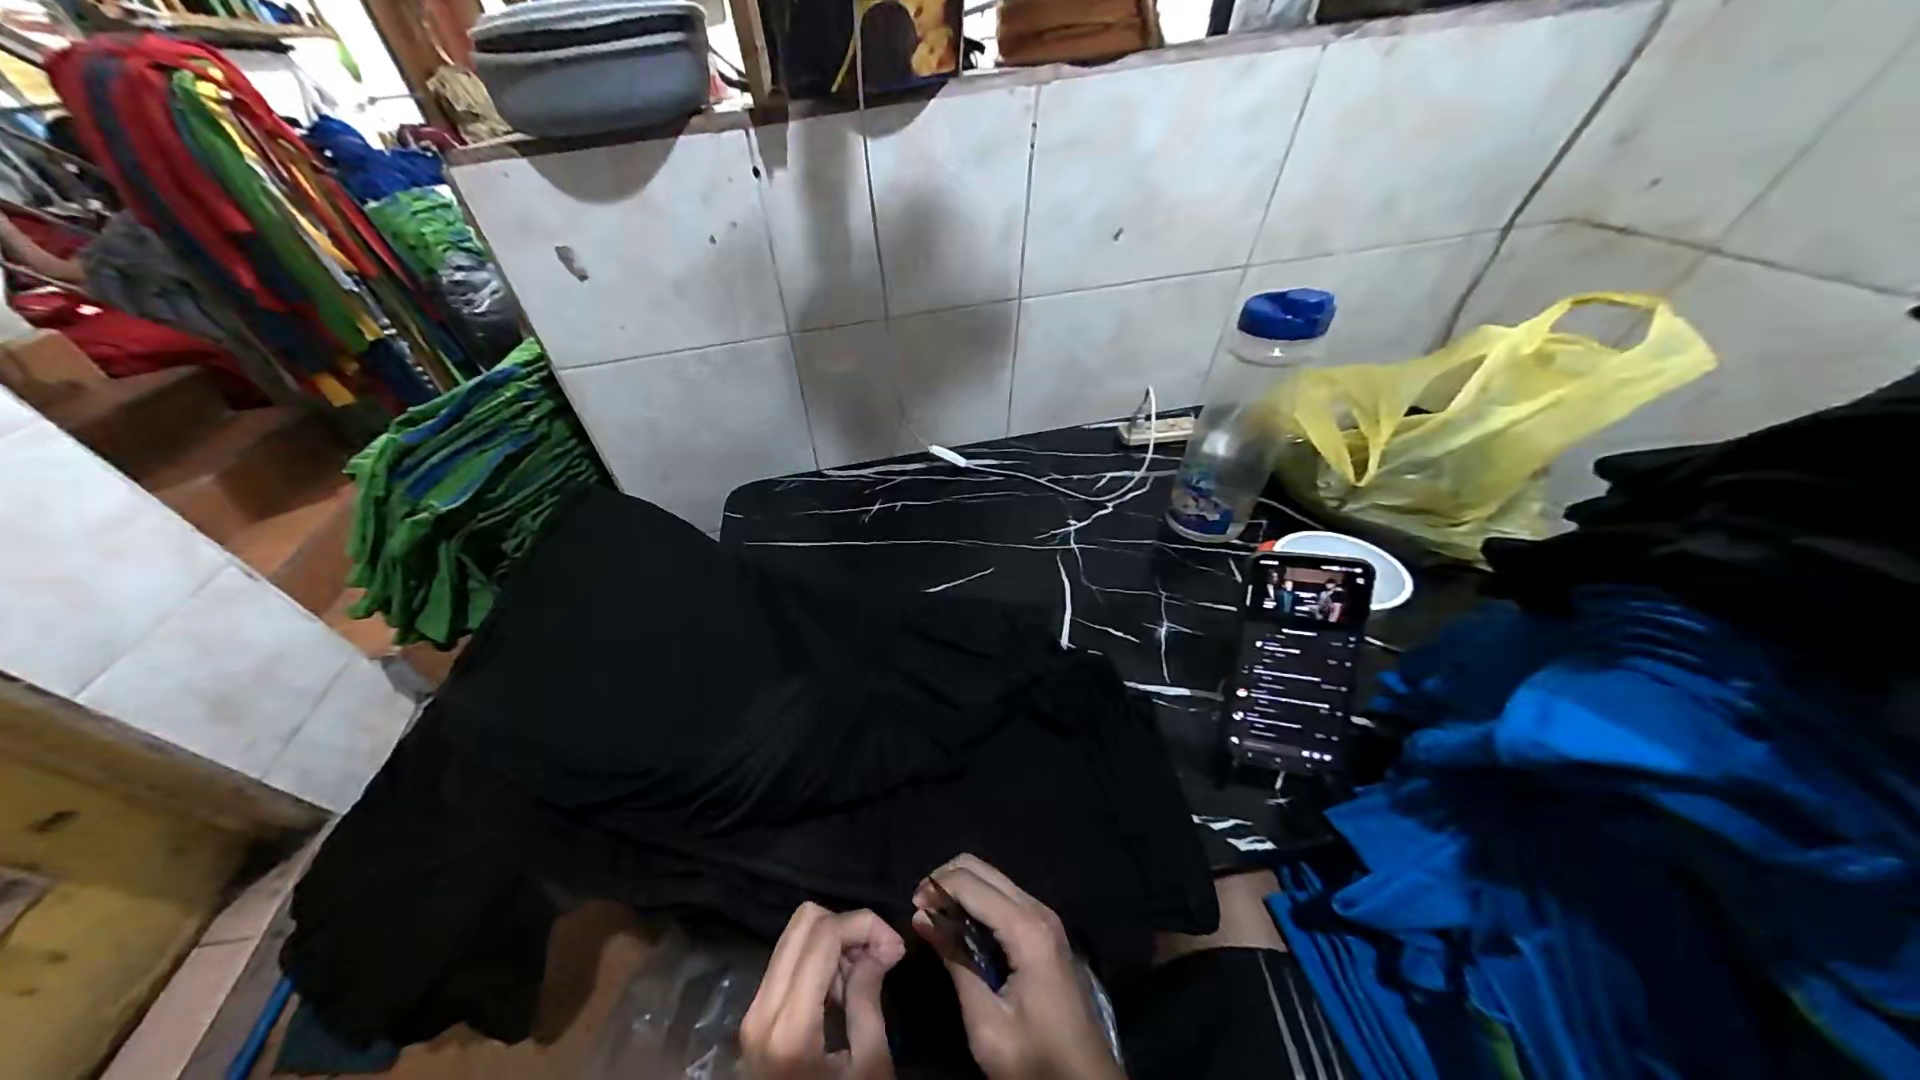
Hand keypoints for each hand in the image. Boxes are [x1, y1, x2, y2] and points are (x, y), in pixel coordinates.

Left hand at [742, 902, 905, 1079]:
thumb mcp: (870, 1069)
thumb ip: (869, 998)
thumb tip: (880, 946)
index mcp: (789, 1026)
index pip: (824, 935)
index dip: (866, 924)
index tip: (897, 948)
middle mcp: (761, 1010)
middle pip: (804, 922)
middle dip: (849, 925)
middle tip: (881, 954)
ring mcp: (753, 1013)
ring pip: (794, 937)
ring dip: (835, 941)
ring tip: (865, 975)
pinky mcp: (756, 1018)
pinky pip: (788, 962)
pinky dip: (820, 960)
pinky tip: (842, 990)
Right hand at [912, 855, 1123, 1079]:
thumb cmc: (1035, 1059)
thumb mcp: (986, 1024)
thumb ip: (956, 963)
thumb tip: (922, 918)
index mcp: (1027, 929)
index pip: (970, 881)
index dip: (935, 888)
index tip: (912, 911)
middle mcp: (1038, 910)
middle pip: (981, 868)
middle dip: (945, 881)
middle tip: (922, 911)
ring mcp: (1045, 917)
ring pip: (993, 878)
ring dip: (960, 889)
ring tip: (936, 919)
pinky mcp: (1045, 929)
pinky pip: (1004, 896)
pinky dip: (977, 901)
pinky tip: (962, 928)